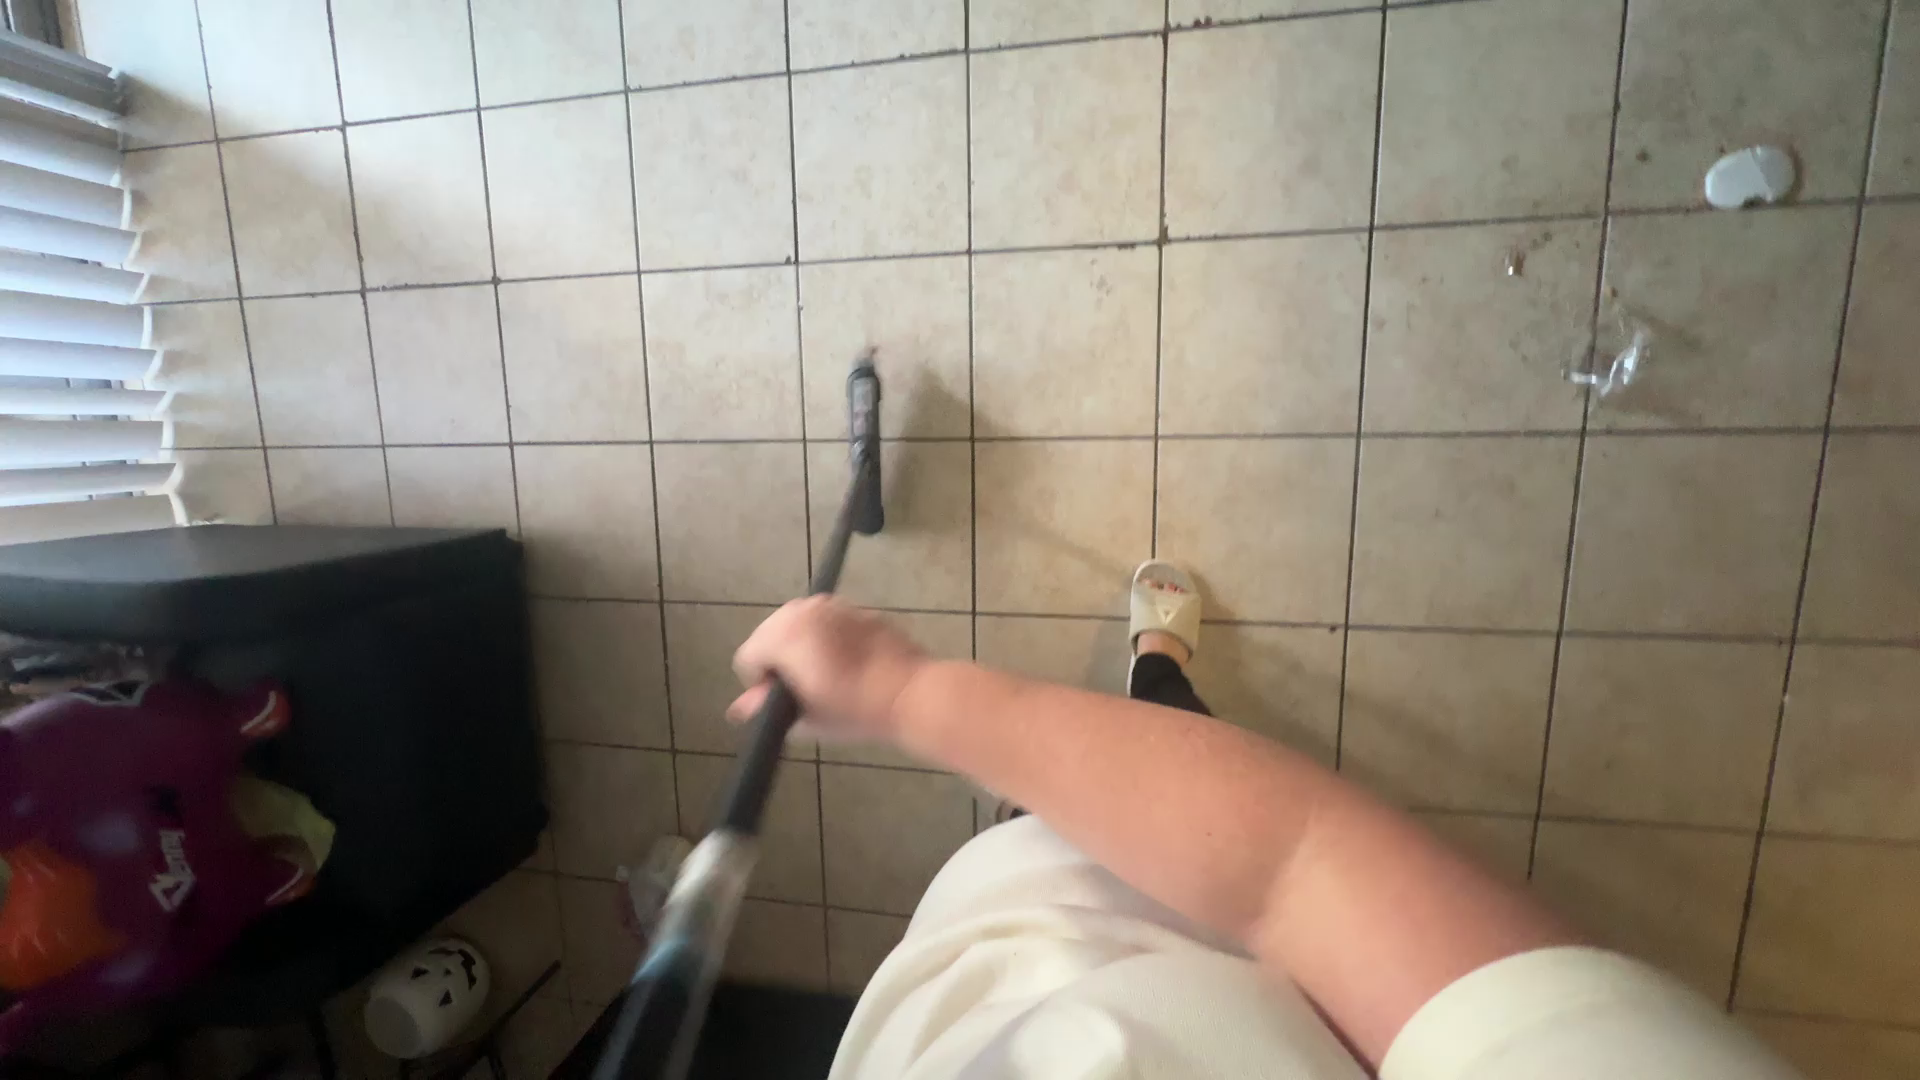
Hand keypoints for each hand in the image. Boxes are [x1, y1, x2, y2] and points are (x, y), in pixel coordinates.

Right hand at [727, 596, 930, 742]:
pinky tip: (847, 659)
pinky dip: (826, 635)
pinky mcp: (857, 607)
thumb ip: (764, 707)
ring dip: (801, 644)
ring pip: (798, 623)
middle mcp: (803, 610)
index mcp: (783, 634)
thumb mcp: (805, 716)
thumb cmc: (853, 709)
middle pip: (769, 633)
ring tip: (825, 673)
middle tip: (803, 688)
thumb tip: (739, 708)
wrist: (909, 691)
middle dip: (778, 658)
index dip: (761, 683)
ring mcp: (833, 604)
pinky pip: (827, 620)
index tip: (784, 700)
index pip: (749, 656)